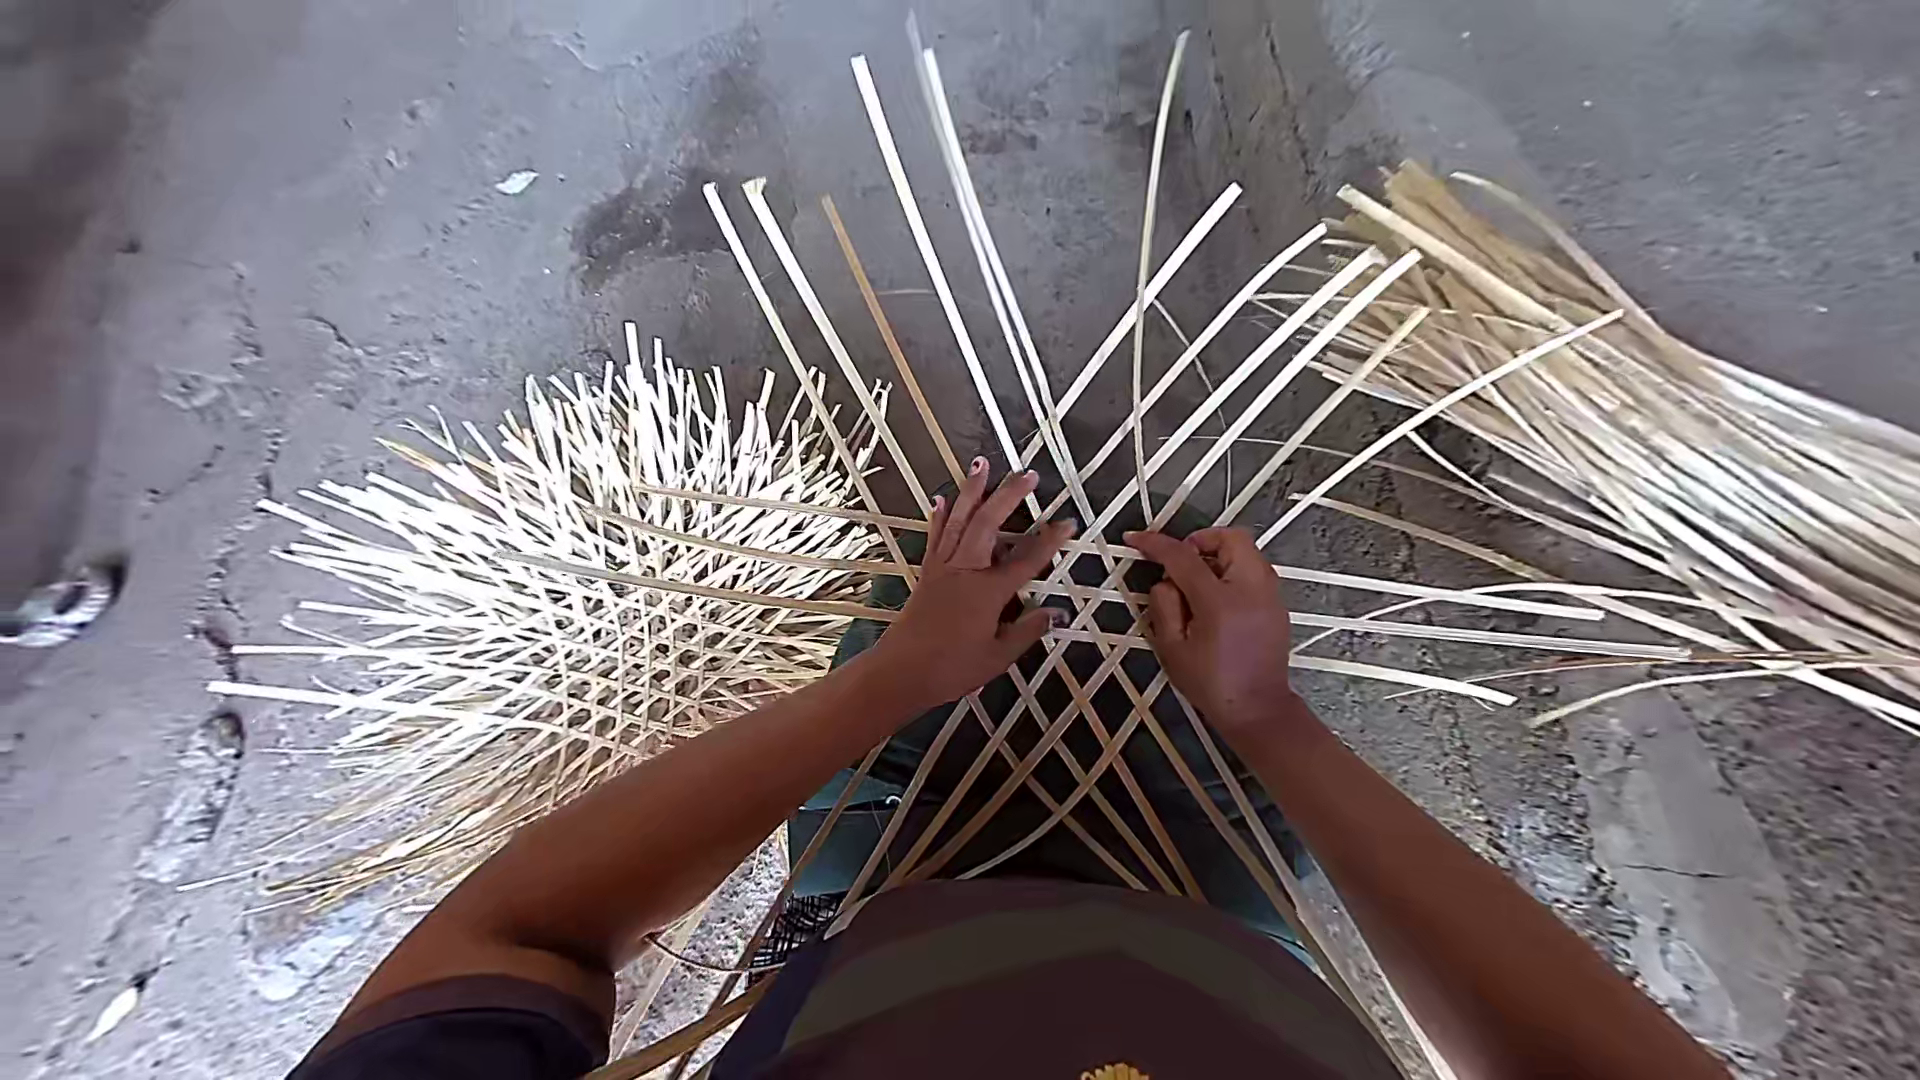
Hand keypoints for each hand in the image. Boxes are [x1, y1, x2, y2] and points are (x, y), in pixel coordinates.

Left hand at [862, 458, 1074, 714]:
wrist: (900, 671)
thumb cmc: (952, 668)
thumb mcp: (998, 656)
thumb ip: (1028, 631)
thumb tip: (1058, 613)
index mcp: (988, 590)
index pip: (1028, 558)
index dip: (1050, 539)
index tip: (1067, 522)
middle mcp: (966, 569)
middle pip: (990, 523)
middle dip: (1009, 495)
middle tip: (1027, 474)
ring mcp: (943, 567)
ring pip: (960, 520)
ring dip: (972, 490)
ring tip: (982, 464)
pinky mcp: (927, 572)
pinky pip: (936, 537)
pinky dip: (940, 516)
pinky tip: (941, 499)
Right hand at [1125, 527, 1297, 734]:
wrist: (1256, 710)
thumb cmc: (1210, 683)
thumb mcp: (1171, 648)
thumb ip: (1163, 605)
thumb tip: (1166, 580)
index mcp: (1221, 602)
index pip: (1184, 557)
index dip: (1155, 544)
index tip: (1135, 539)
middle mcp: (1252, 590)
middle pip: (1230, 537)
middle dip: (1199, 540)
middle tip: (1179, 562)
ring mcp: (1270, 595)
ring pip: (1245, 550)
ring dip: (1216, 554)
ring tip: (1195, 582)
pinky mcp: (1277, 603)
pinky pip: (1253, 569)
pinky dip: (1231, 569)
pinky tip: (1215, 597)